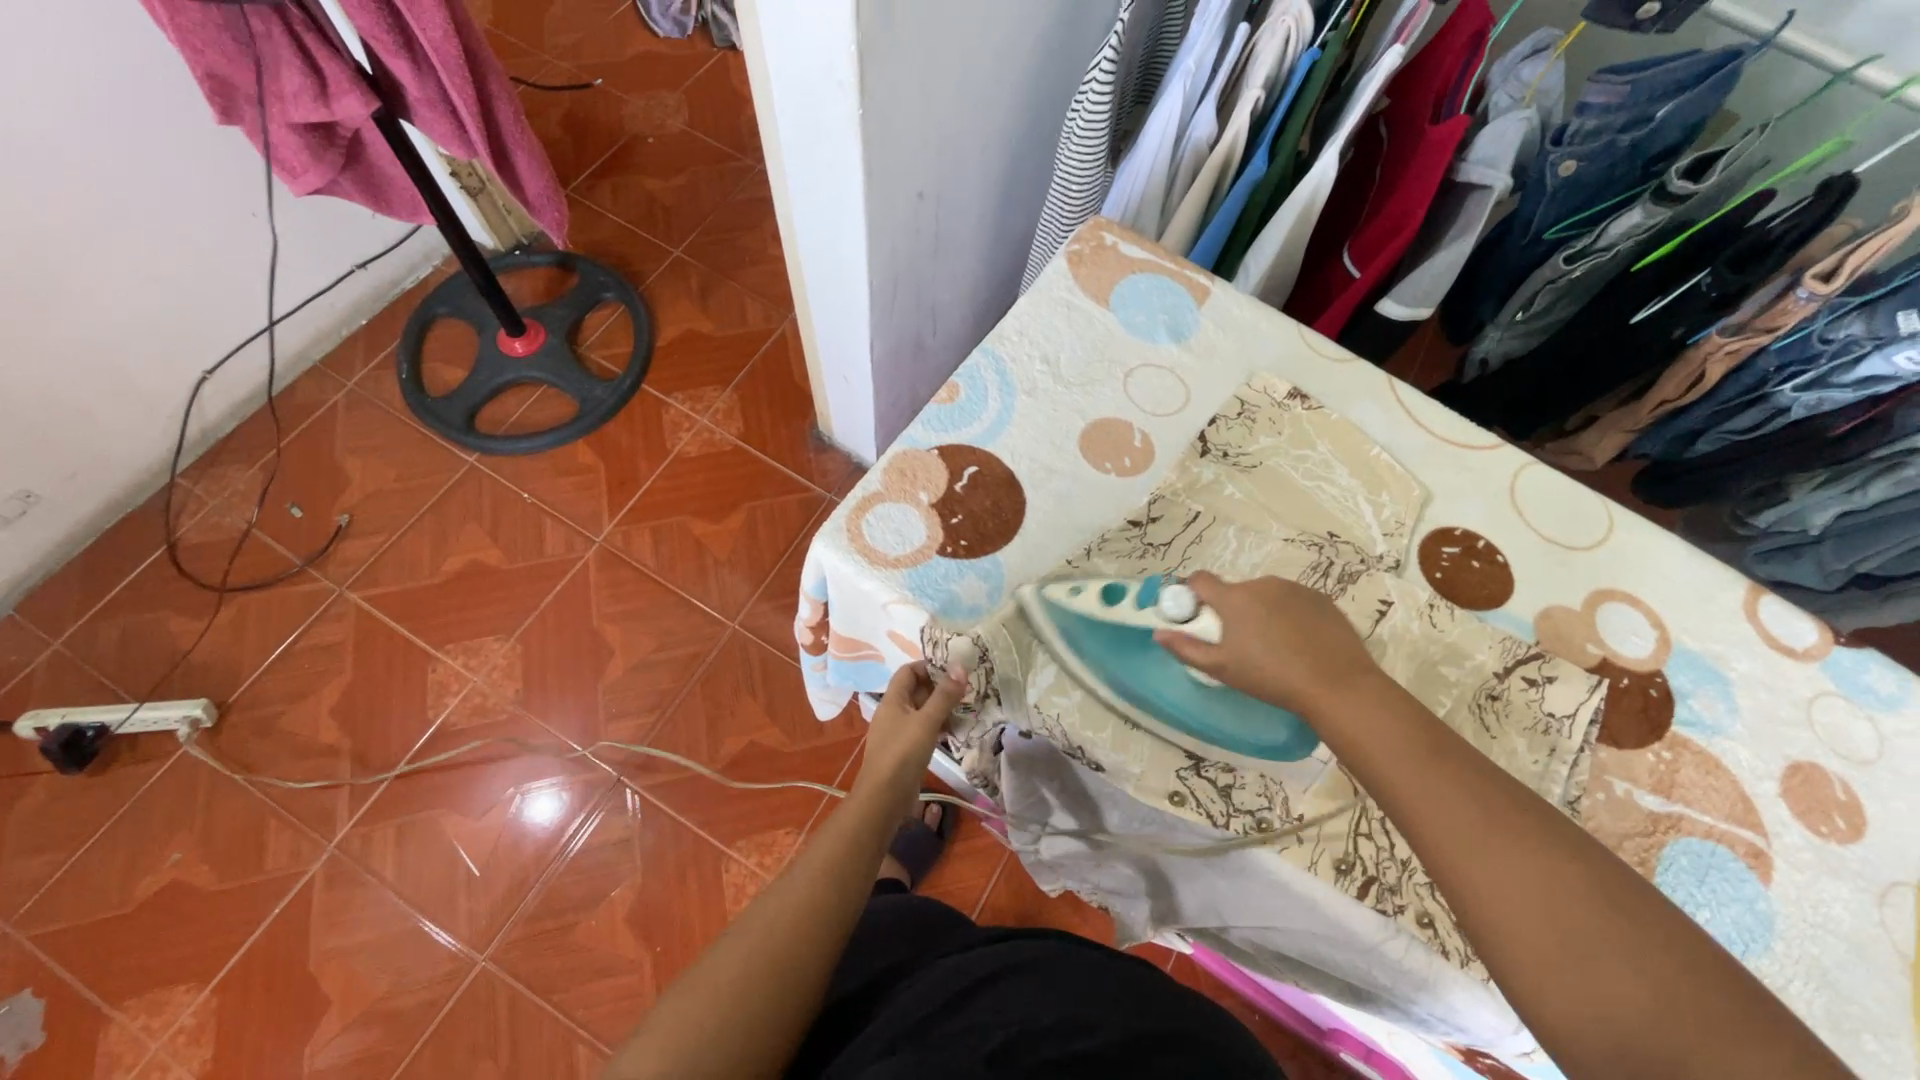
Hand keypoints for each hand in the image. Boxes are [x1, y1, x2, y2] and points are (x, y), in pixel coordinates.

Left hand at [855, 661, 967, 809]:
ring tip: (968, 708)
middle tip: (968, 688)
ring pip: (922, 712)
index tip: (954, 670)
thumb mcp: (926, 721)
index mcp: (892, 700)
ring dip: (942, 709)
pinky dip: (939, 727)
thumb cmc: (902, 753)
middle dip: (941, 688)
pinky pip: (924, 731)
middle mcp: (893, 712)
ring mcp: (899, 733)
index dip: (929, 666)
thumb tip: (960, 665)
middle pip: (917, 691)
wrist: (884, 797)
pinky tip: (957, 732)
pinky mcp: (906, 751)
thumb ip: (944, 695)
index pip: (909, 671)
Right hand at [1153, 571, 1382, 715]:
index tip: (1197, 615)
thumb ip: (1186, 648)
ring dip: (1261, 612)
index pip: (1200, 580)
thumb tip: (1159, 633)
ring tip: (1274, 646)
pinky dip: (1289, 615)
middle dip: (1232, 610)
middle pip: (1235, 591)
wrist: (1337, 684)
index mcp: (1234, 598)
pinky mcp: (1320, 598)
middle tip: (1240, 643)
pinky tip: (1299, 642)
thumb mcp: (1222, 668)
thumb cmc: (1271, 677)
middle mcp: (1262, 584)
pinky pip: (1293, 601)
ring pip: (1265, 595)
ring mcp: (1294, 589)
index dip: (1193, 594)